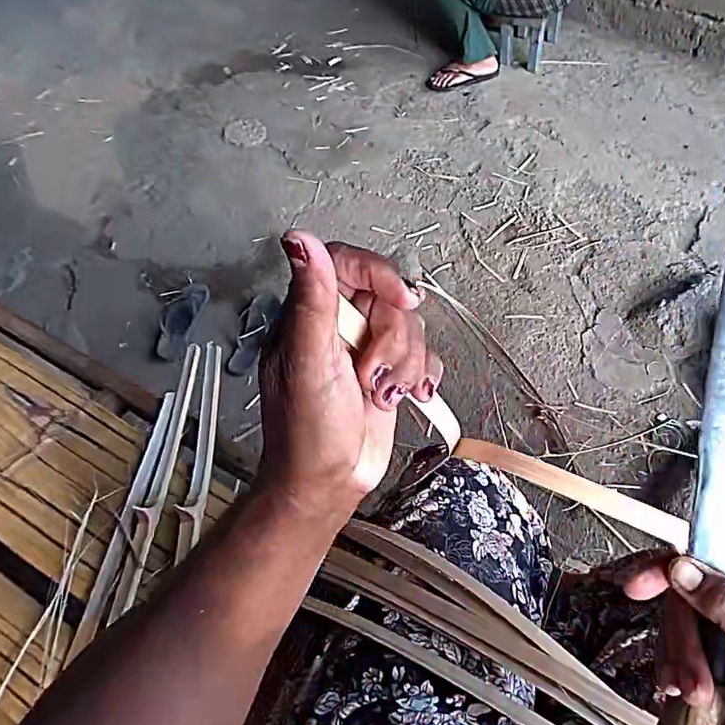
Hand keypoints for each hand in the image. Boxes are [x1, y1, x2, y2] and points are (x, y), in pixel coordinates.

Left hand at [257, 232, 442, 517]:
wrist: (328, 483)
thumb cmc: (305, 434)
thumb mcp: (309, 364)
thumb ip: (311, 301)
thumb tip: (300, 241)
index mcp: (309, 315)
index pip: (347, 262)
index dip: (378, 274)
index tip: (399, 299)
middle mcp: (339, 326)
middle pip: (389, 298)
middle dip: (393, 340)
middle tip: (371, 372)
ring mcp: (366, 349)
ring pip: (411, 327)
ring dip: (405, 364)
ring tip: (380, 392)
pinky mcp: (389, 370)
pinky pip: (424, 354)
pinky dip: (422, 376)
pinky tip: (403, 395)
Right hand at [623, 536, 724, 724]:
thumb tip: (685, 567)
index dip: (706, 539)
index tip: (670, 557)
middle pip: (695, 579)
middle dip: (682, 615)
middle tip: (666, 626)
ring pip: (679, 616)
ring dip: (680, 654)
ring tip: (698, 689)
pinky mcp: (706, 663)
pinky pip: (671, 648)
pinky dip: (671, 669)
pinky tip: (686, 692)